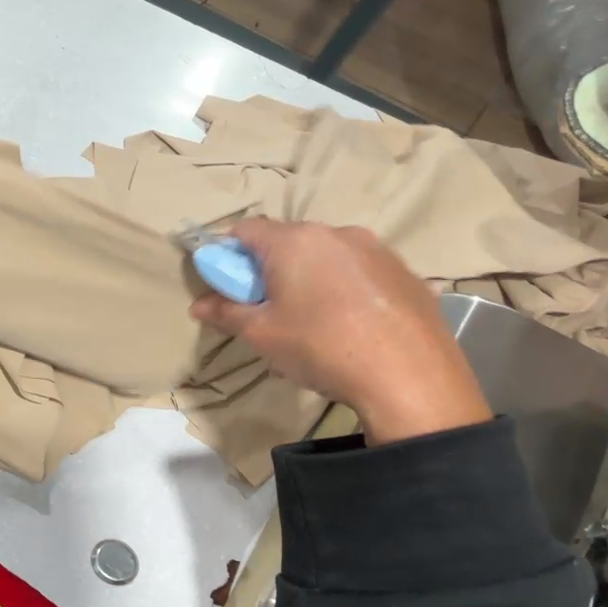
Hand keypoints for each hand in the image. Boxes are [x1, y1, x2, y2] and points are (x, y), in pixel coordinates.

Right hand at [189, 219, 491, 443]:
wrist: (409, 377)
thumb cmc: (320, 347)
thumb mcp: (261, 334)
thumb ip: (226, 313)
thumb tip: (199, 304)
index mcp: (295, 241)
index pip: (245, 229)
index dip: (227, 253)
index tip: (224, 283)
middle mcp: (337, 233)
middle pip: (287, 240)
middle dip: (268, 267)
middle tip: (263, 307)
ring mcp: (377, 249)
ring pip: (325, 255)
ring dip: (306, 277)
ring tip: (307, 319)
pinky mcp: (406, 271)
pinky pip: (358, 271)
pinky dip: (341, 288)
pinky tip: (346, 324)